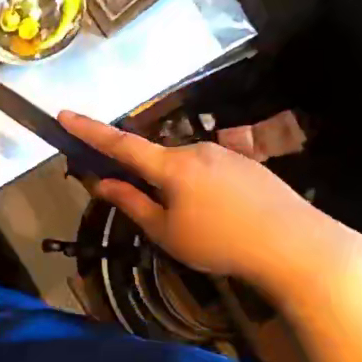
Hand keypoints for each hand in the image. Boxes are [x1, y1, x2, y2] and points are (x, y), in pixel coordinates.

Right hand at [60, 111, 361, 303]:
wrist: (296, 246)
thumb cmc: (220, 243)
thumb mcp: (166, 232)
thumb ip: (132, 204)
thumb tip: (102, 184)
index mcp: (172, 165)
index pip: (121, 145)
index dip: (90, 132)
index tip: (65, 115)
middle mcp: (197, 149)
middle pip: (156, 159)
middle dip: (144, 180)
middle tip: (150, 215)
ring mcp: (226, 155)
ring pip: (185, 168)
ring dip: (176, 190)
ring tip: (196, 229)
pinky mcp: (248, 165)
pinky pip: (210, 173)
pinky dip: (202, 192)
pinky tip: (220, 221)